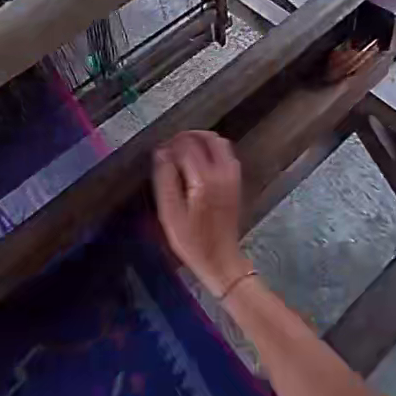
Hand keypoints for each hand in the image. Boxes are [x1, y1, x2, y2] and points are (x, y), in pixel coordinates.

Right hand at [152, 131, 254, 298]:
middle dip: (187, 136)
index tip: (159, 151)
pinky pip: (225, 153)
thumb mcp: (169, 214)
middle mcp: (222, 172)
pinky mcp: (236, 181)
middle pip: (206, 137)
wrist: (221, 259)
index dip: (171, 144)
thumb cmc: (192, 242)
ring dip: (200, 140)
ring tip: (183, 150)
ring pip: (218, 142)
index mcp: (203, 179)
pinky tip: (199, 160)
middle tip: (171, 145)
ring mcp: (232, 175)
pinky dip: (211, 149)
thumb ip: (165, 179)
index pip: (186, 146)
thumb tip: (161, 154)